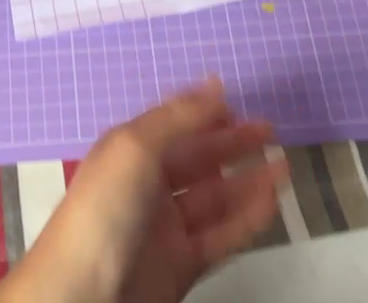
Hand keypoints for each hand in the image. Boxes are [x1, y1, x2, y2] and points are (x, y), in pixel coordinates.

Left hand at [0, 80, 285, 302]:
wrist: (84, 293)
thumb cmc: (105, 209)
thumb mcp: (135, 148)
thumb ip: (178, 118)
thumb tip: (214, 85)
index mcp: (127, 151)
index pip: (169, 124)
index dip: (200, 111)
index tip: (235, 98)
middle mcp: (145, 185)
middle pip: (194, 158)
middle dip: (229, 142)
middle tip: (268, 129)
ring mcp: (164, 227)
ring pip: (212, 197)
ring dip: (246, 180)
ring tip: (283, 164)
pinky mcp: (182, 265)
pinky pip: (221, 236)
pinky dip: (247, 217)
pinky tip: (271, 199)